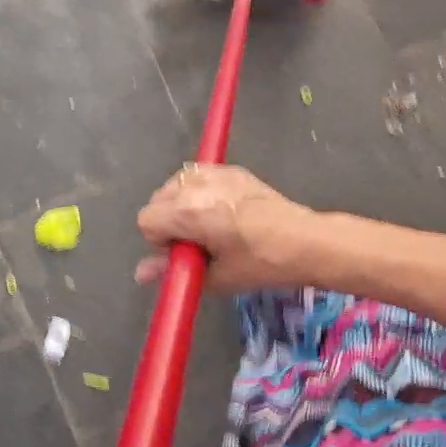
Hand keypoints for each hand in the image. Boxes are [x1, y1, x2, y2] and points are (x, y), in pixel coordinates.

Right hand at [134, 164, 319, 293]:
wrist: (304, 241)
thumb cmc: (259, 263)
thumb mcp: (214, 275)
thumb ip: (173, 271)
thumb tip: (141, 274)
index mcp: (188, 210)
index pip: (147, 220)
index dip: (160, 242)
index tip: (185, 255)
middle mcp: (196, 184)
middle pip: (159, 199)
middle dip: (169, 222)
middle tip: (197, 244)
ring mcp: (216, 172)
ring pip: (177, 185)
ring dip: (182, 205)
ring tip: (209, 227)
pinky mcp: (234, 170)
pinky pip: (200, 177)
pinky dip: (200, 192)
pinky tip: (222, 211)